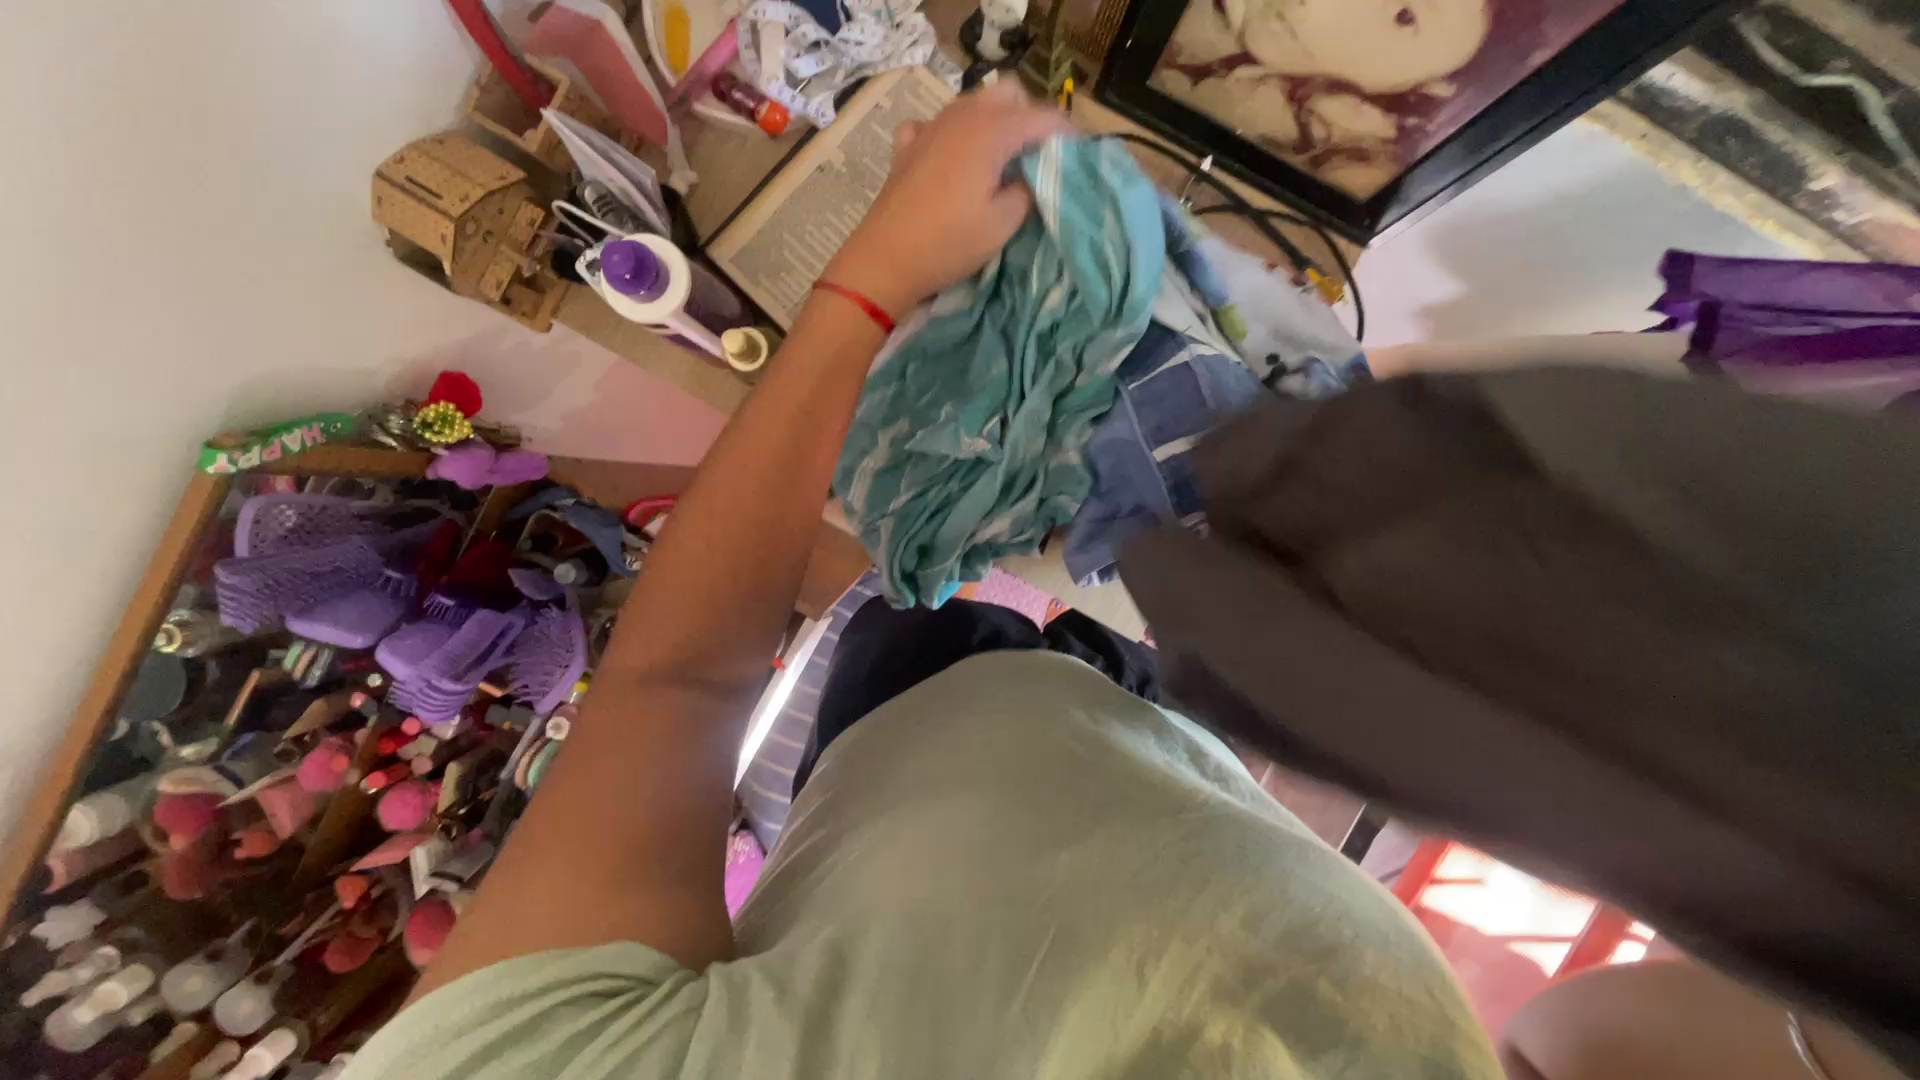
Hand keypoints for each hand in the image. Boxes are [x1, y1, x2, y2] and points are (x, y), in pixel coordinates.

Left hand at [822, 79, 1072, 318]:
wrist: (885, 260)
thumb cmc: (950, 243)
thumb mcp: (1003, 224)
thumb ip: (1027, 192)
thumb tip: (1030, 178)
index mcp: (991, 132)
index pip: (1042, 117)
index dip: (1066, 133)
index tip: (1080, 154)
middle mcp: (961, 117)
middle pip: (1007, 92)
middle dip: (1029, 116)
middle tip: (1038, 155)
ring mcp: (930, 128)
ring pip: (972, 103)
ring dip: (993, 121)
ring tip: (1001, 159)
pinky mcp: (907, 147)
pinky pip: (936, 124)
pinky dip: (951, 134)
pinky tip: (952, 159)